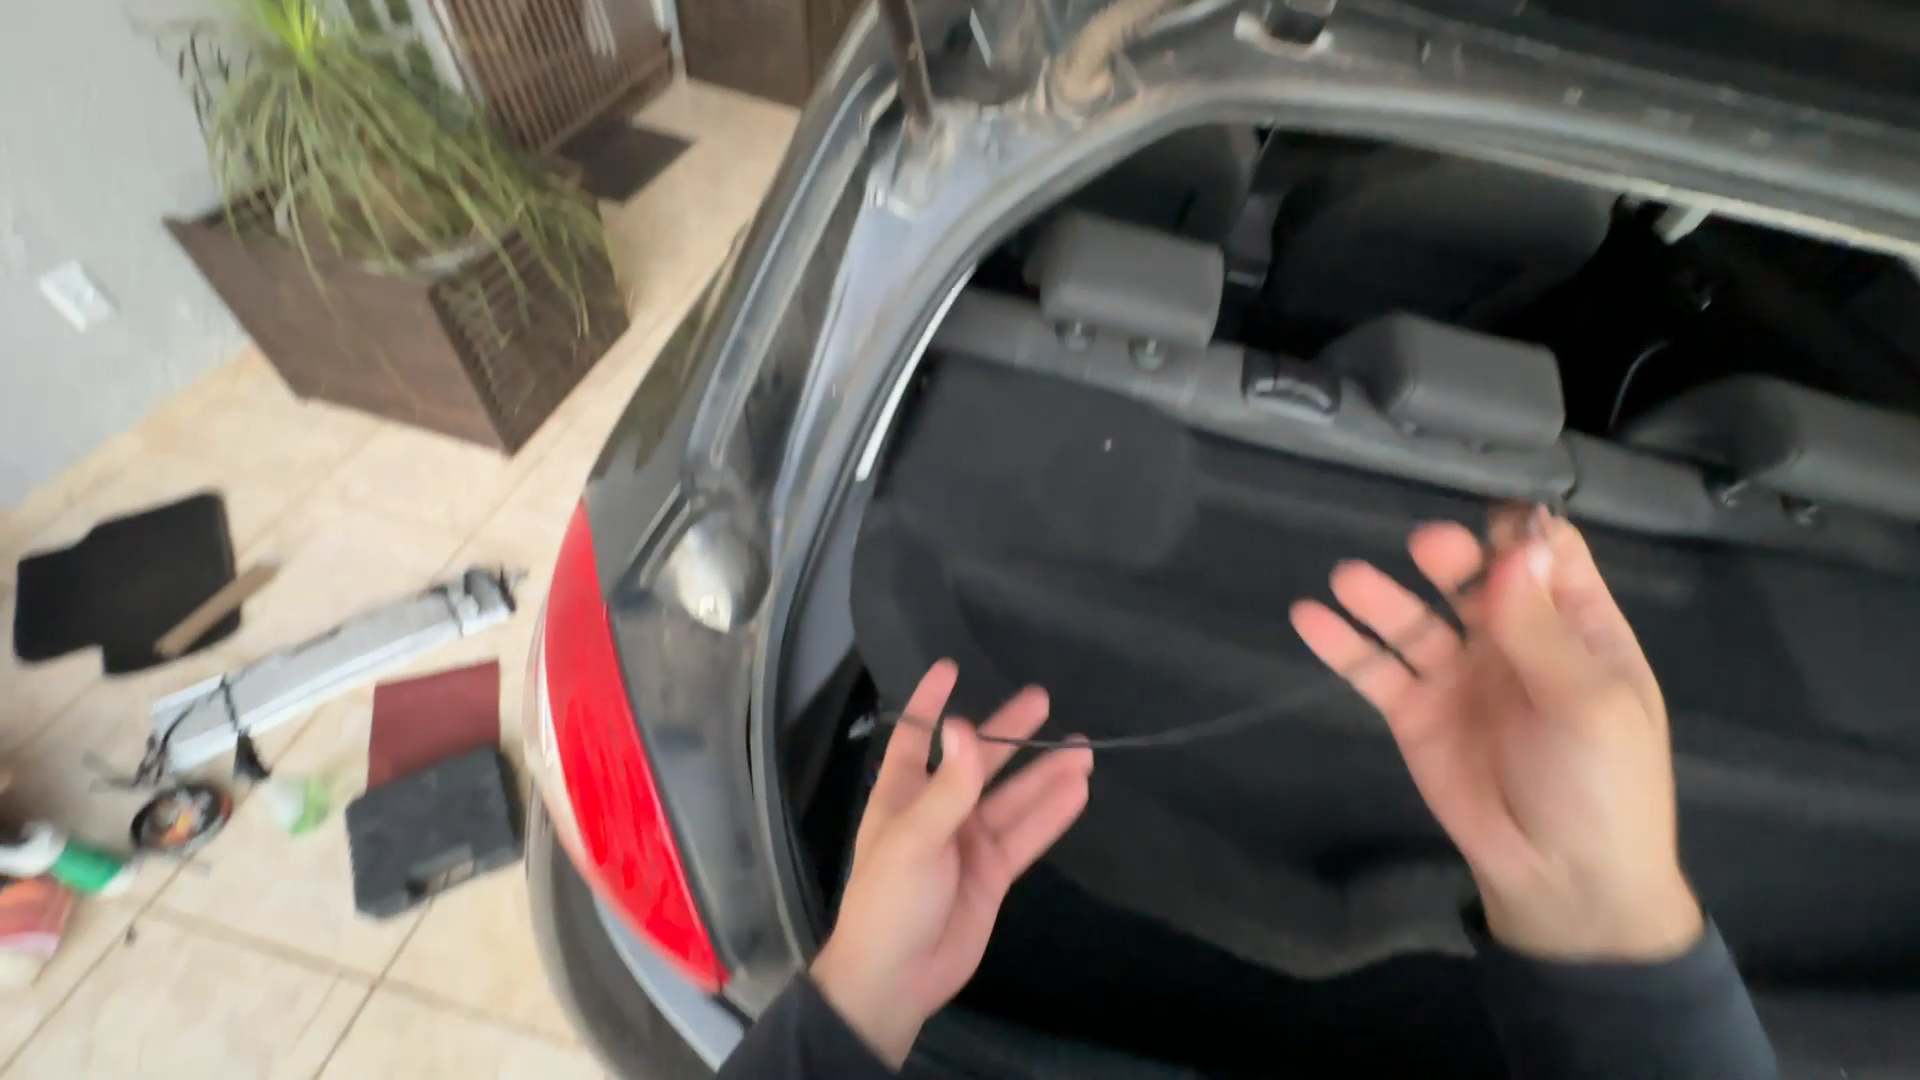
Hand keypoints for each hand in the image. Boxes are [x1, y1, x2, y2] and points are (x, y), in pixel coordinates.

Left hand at [811, 661, 1093, 1066]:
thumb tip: (968, 727)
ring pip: (1013, 797)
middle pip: (978, 760)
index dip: (930, 701)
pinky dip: (1051, 813)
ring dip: (1044, 773)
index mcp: (903, 793)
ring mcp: (968, 840)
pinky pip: (1026, 834)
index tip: (950, 667)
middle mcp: (938, 809)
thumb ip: (949, 786)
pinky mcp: (993, 871)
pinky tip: (1077, 789)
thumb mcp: (915, 838)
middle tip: (1042, 699)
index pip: (916, 734)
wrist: (896, 980)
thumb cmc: (890, 899)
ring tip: (1082, 747)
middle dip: (1009, 731)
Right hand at [1289, 507, 1701, 962]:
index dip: (1522, 536)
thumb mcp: (1586, 703)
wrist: (1558, 875)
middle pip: (1471, 581)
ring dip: (1380, 598)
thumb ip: (1540, 626)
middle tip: (1428, 548)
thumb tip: (1519, 542)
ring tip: (1347, 579)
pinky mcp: (1410, 708)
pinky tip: (1309, 619)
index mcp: (1574, 633)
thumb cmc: (1599, 785)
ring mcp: (1454, 675)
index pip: (1548, 560)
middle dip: (1449, 559)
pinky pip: (1372, 667)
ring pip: (1411, 620)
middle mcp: (1508, 642)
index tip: (1493, 521)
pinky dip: (1340, 644)